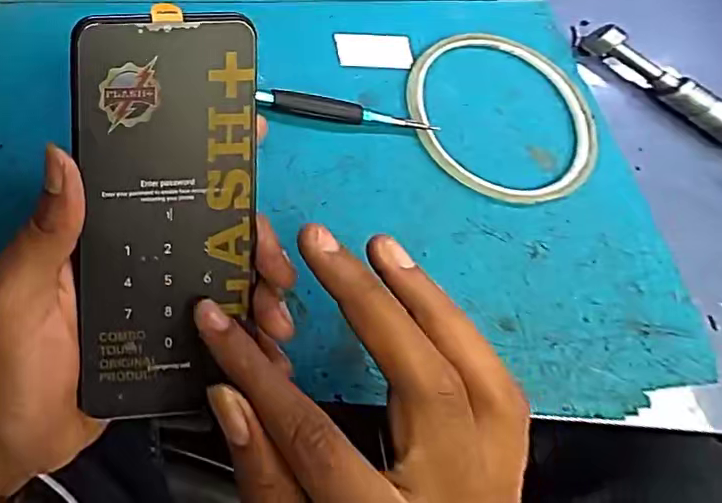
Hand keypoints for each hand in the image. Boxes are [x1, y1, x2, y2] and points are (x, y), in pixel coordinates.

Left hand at [0, 143, 300, 498]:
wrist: (18, 445)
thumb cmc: (6, 363)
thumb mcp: (16, 292)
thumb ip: (43, 231)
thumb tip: (59, 153)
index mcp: (92, 229)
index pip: (145, 177)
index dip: (193, 156)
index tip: (244, 137)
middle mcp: (126, 252)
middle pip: (198, 224)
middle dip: (245, 232)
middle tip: (271, 261)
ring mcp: (149, 296)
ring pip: (215, 271)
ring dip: (254, 280)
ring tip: (275, 310)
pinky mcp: (165, 341)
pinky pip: (214, 324)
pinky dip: (246, 327)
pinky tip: (270, 340)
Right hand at [194, 225, 528, 501]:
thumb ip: (264, 475)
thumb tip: (226, 393)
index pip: (314, 438)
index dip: (254, 371)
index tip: (215, 318)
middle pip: (423, 386)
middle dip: (363, 299)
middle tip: (319, 243)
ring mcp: (495, 490)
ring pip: (483, 380)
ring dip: (428, 300)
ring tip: (382, 248)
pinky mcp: (506, 475)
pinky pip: (498, 393)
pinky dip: (458, 332)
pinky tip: (419, 294)